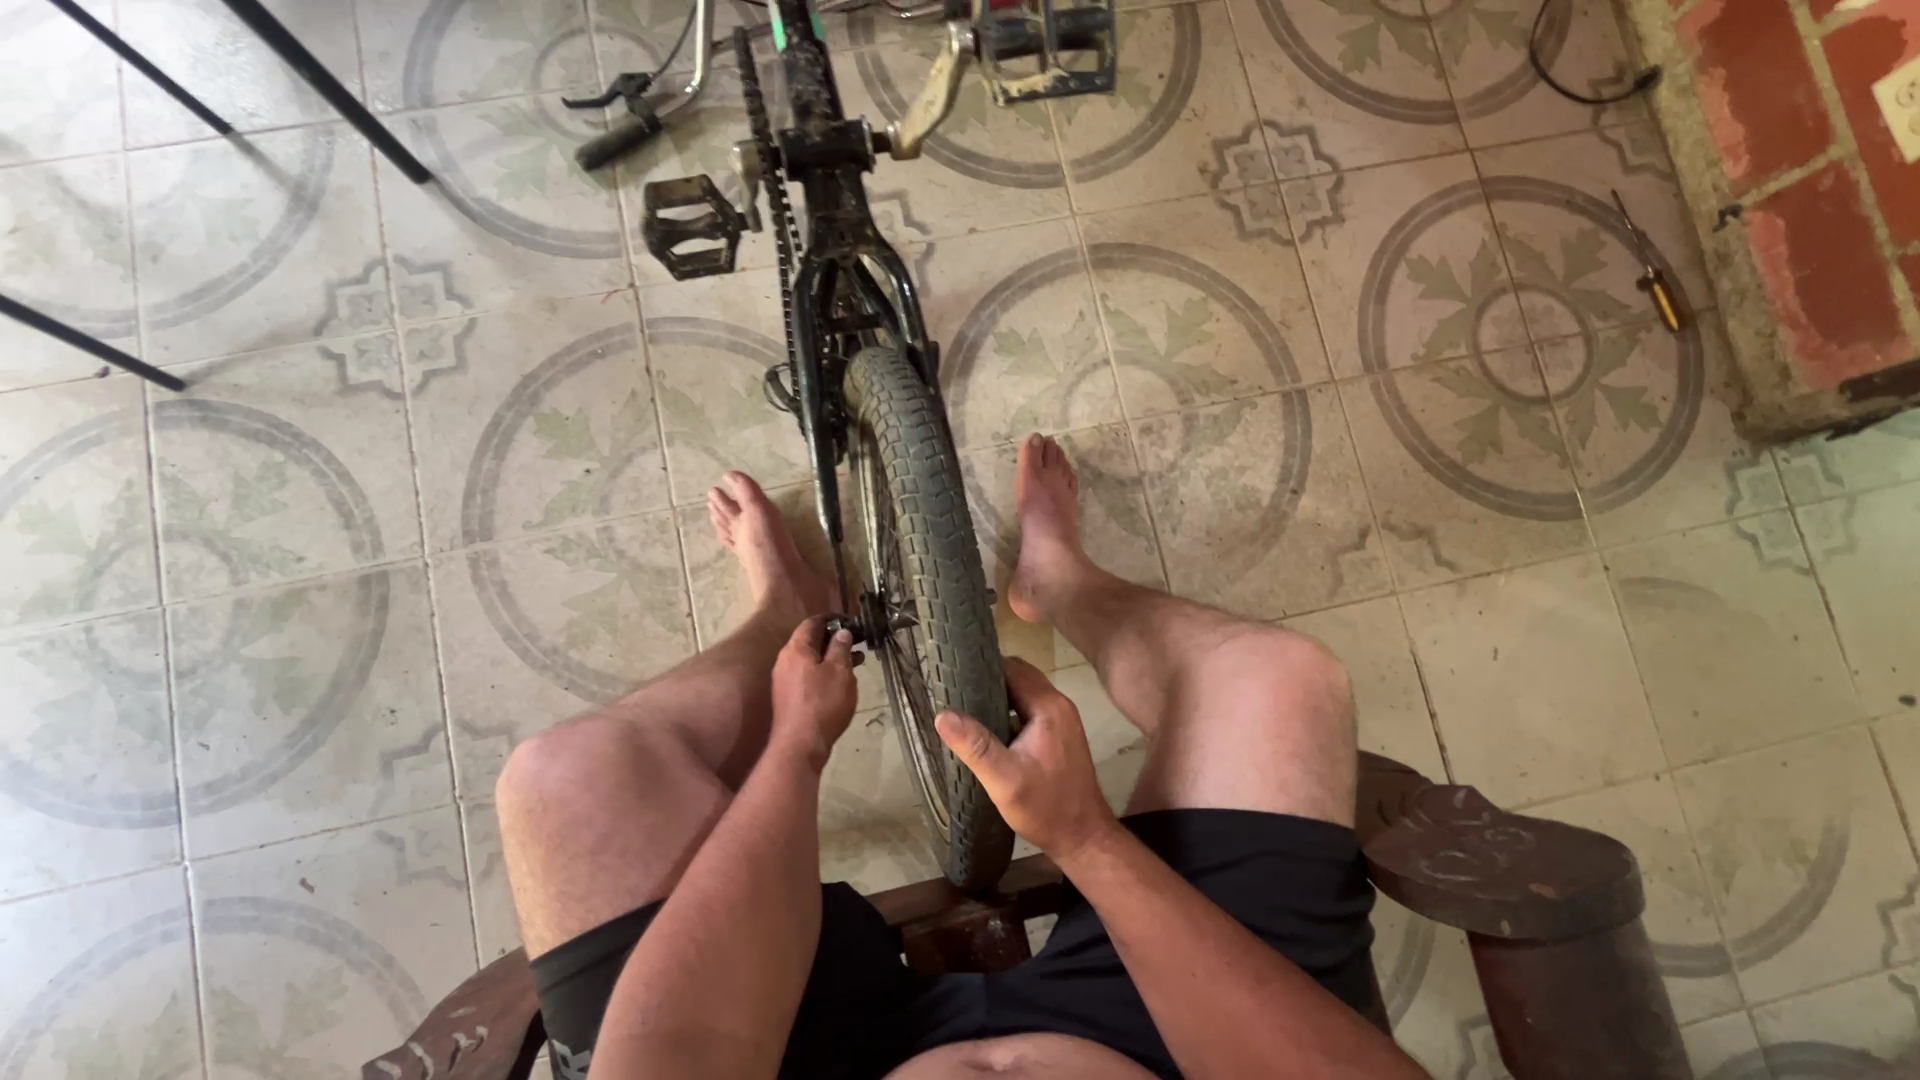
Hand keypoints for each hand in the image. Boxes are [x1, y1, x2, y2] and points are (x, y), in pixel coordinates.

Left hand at [770, 615, 858, 769]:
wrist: (800, 744)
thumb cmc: (823, 703)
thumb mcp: (839, 671)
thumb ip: (841, 648)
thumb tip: (842, 632)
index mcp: (796, 649)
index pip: (812, 623)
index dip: (832, 620)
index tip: (851, 623)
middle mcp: (785, 660)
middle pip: (809, 641)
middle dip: (834, 640)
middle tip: (857, 644)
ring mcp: (784, 679)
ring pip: (810, 660)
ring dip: (830, 658)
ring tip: (855, 663)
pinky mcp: (787, 696)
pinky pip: (807, 675)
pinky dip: (823, 673)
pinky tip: (840, 682)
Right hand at [935, 657, 1118, 862]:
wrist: (1083, 837)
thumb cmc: (1045, 808)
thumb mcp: (1004, 779)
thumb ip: (975, 746)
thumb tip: (942, 715)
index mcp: (1048, 707)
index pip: (1012, 669)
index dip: (983, 667)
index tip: (953, 673)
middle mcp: (1059, 705)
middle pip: (1020, 676)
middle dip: (989, 678)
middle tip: (954, 690)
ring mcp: (1062, 720)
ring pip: (1025, 693)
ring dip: (999, 695)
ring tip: (965, 707)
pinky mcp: (1060, 735)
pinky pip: (1030, 709)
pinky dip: (1010, 711)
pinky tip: (987, 729)